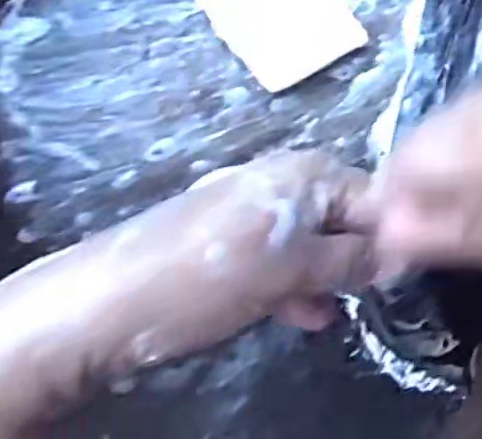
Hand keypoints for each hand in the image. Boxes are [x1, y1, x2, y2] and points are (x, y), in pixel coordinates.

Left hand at [0, 152, 372, 437]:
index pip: (378, 197)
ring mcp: (247, 199)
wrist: (82, 311)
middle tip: (354, 297)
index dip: (388, 237)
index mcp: (313, 168)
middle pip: (343, 215)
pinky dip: (286, 277)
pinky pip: (272, 247)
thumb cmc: (210, 279)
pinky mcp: (217, 229)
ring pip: (308, 236)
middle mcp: (286, 173)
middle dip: (351, 259)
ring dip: (320, 274)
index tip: (389, 276)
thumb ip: (357, 259)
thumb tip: (400, 257)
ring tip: (319, 312)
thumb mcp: (297, 271)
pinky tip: (287, 309)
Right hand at [359, 54, 481, 266]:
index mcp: (468, 156)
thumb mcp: (467, 242)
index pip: (402, 157)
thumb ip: (408, 228)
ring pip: (467, 102)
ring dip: (468, 124)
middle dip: (436, 149)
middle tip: (458, 174)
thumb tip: (375, 211)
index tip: (416, 194)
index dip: (402, 179)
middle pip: (433, 124)